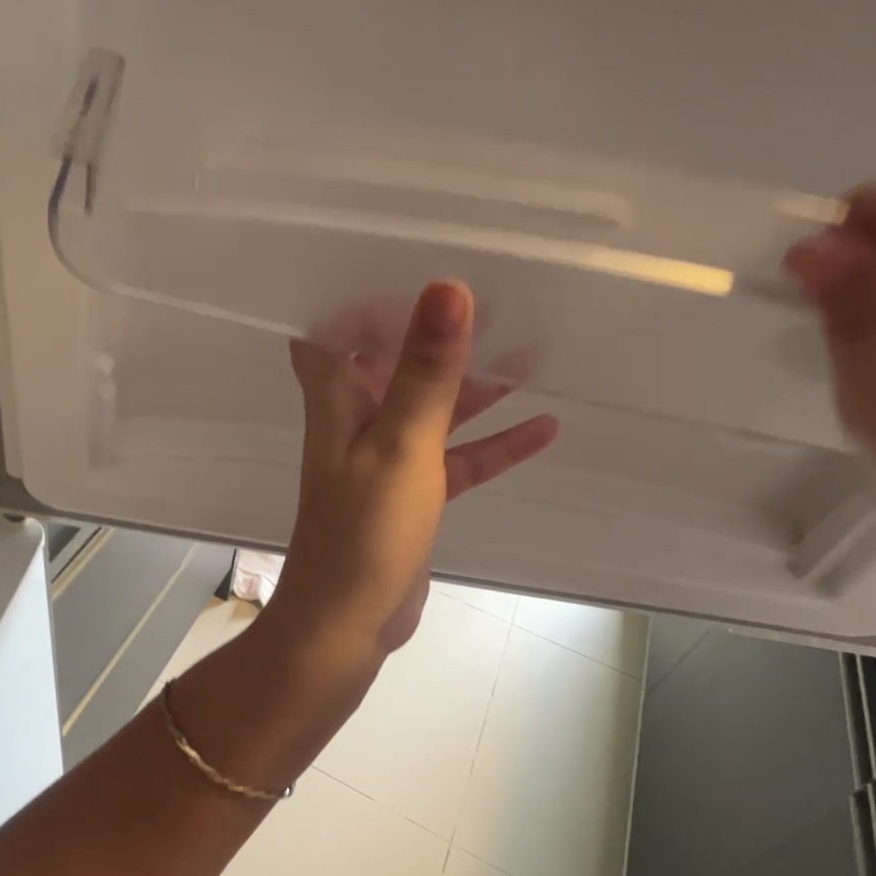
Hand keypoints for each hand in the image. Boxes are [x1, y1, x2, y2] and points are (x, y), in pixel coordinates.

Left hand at [264, 279, 559, 657]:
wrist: (350, 622)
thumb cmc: (364, 530)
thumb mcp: (402, 443)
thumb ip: (424, 371)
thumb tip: (446, 287)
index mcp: (336, 398)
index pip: (330, 328)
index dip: (356, 292)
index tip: (400, 252)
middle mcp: (356, 419)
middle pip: (394, 360)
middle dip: (436, 330)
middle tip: (494, 289)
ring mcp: (386, 458)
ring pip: (433, 407)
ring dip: (475, 383)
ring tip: (535, 347)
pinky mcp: (412, 494)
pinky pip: (456, 456)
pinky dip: (492, 443)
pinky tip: (545, 426)